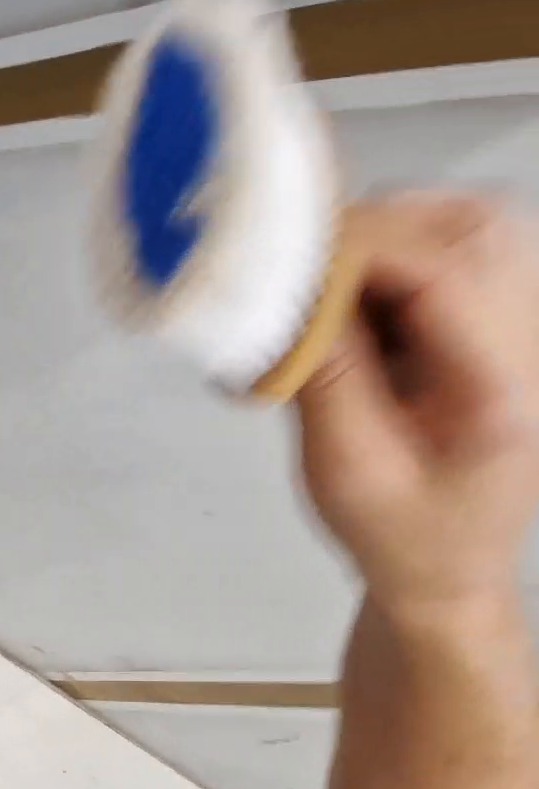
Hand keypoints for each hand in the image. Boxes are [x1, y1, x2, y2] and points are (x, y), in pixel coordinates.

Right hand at [296, 193, 538, 617]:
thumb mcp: (345, 462)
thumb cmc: (393, 525)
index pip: (442, 273)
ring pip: (470, 231)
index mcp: (500, 381)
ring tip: (308, 270)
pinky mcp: (494, 330)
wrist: (444, 563)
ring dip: (383, 233)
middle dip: (372, 226)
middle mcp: (530, 339)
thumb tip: (290, 302)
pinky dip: (388, 254)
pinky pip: (453, 259)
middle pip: (473, 230)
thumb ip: (326, 378)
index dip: (354, 252)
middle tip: (287, 258)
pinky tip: (340, 288)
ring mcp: (521, 330)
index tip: (274, 265)